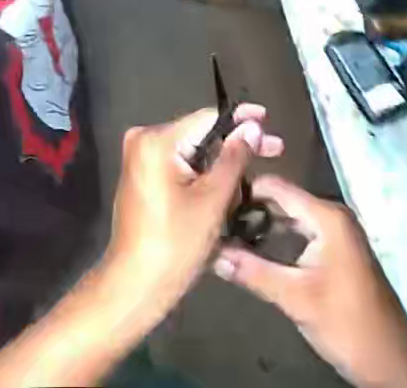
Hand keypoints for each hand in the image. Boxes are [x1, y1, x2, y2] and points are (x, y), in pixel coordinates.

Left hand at [101, 104, 282, 316]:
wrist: (133, 288)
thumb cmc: (174, 245)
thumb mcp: (212, 200)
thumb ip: (234, 158)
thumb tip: (252, 125)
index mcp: (157, 141)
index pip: (208, 118)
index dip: (241, 119)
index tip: (267, 118)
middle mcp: (144, 140)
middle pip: (201, 133)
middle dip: (236, 144)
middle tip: (273, 148)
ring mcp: (141, 159)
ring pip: (194, 150)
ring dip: (223, 161)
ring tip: (257, 168)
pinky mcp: (143, 176)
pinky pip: (181, 163)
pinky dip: (204, 172)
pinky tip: (231, 182)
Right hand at [214, 176, 406, 387]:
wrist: (391, 360)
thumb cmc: (346, 322)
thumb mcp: (296, 298)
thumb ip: (254, 272)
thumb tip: (214, 252)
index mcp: (327, 215)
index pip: (278, 187)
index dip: (246, 189)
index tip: (214, 196)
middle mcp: (332, 214)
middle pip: (284, 199)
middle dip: (251, 206)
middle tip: (215, 215)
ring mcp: (336, 231)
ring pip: (291, 216)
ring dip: (262, 222)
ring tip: (227, 229)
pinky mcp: (335, 248)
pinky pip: (301, 230)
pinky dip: (278, 235)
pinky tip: (254, 247)